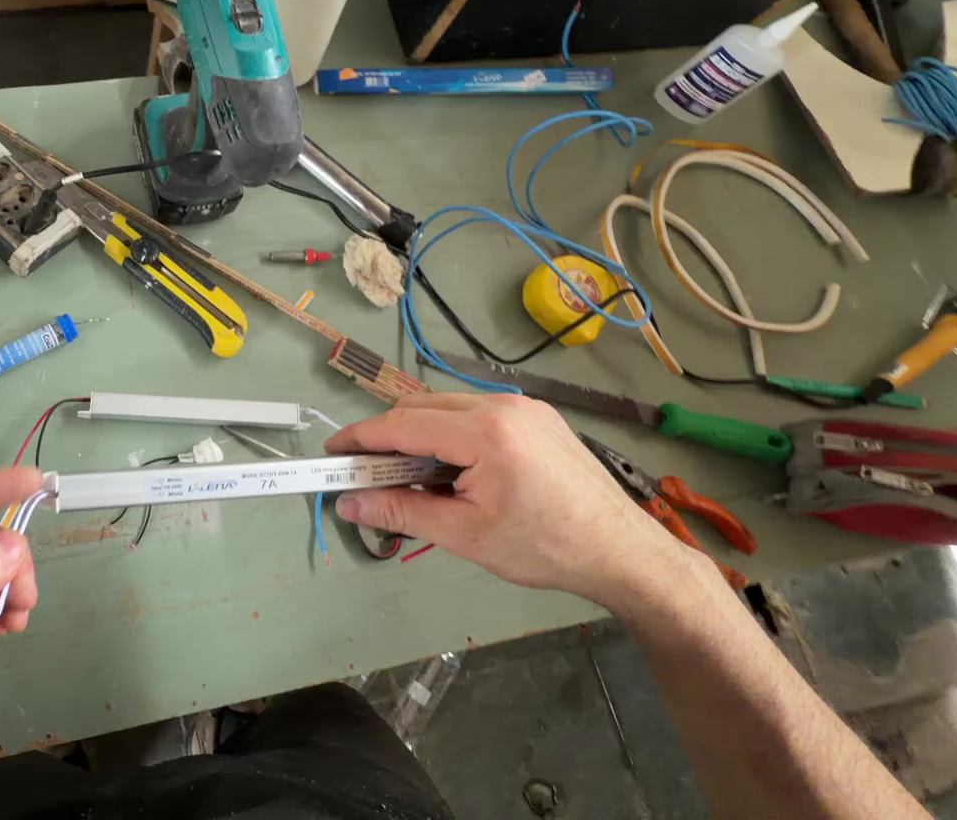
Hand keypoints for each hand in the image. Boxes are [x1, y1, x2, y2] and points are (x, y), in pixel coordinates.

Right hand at [330, 392, 703, 613]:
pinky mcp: (536, 415)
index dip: (360, 437)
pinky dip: (449, 433)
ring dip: (418, 434)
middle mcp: (501, 404)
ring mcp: (523, 405)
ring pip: (446, 407)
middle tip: (366, 473)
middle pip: (420, 407)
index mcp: (485, 431)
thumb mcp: (464, 535)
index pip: (402, 423)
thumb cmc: (543, 548)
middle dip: (386, 436)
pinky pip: (474, 413)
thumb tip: (346, 505)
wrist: (625, 553)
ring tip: (410, 476)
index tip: (330, 454)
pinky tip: (451, 468)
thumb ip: (400, 511)